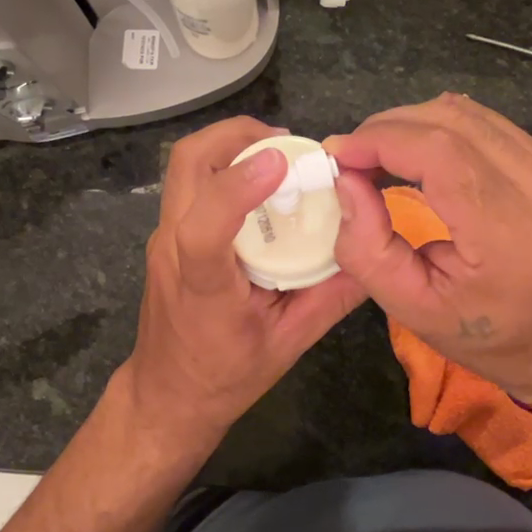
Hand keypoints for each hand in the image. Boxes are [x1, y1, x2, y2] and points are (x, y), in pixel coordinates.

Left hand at [122, 116, 367, 445]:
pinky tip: (258, 184)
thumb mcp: (289, 345)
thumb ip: (331, 297)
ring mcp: (162, 237)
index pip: (203, 228)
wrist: (166, 397)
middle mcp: (173, 248)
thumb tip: (369, 252)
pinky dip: (222, 165)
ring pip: (184, 165)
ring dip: (228, 144)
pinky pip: (189, 182)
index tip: (279, 159)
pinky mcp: (166, 235)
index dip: (237, 187)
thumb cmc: (224, 377)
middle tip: (285, 144)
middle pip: (187, 164)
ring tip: (276, 156)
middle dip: (235, 135)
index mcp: (203, 284)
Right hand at [326, 93, 531, 405]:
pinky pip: (485, 122)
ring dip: (410, 123)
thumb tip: (346, 180)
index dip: (382, 140)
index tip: (338, 153)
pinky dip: (438, 127)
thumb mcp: (411, 308)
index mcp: (510, 236)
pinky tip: (414, 152)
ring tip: (377, 153)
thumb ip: (368, 249)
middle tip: (351, 156)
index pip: (441, 153)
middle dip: (388, 128)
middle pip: (451, 123)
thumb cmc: (482, 336)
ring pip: (466, 114)